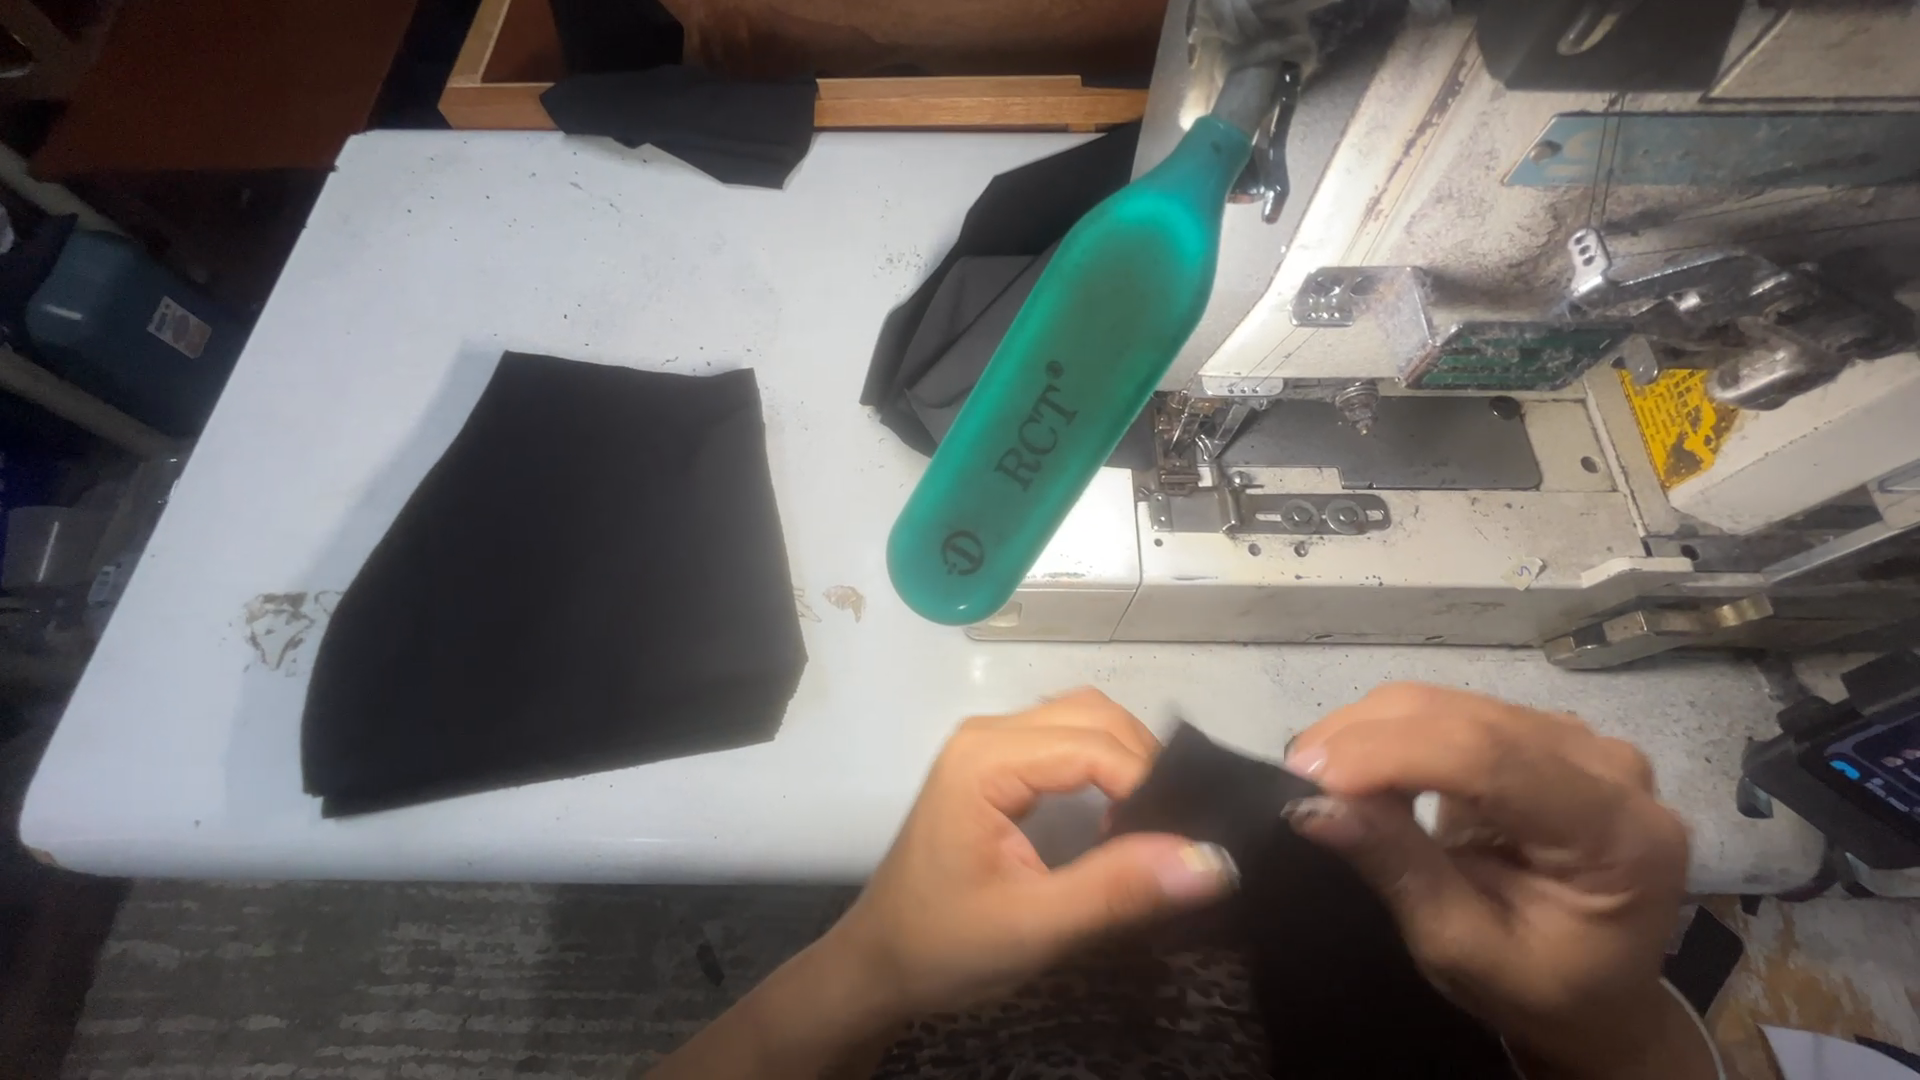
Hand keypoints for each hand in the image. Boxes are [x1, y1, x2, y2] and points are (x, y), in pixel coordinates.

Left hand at [821, 689, 1237, 1020]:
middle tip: (1176, 825)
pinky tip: (1119, 807)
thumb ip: (1118, 889)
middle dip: (1142, 758)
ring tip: (1153, 817)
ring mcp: (987, 744)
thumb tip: (1211, 860)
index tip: (1182, 840)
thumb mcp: (1035, 927)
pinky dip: (1102, 761)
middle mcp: (986, 733)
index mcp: (984, 759)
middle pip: (1088, 713)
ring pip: (1079, 717)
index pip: (1092, 744)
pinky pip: (1062, 738)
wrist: (880, 961)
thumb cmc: (945, 945)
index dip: (1146, 784)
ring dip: (1125, 755)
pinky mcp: (993, 762)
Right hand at [1282, 684, 1713, 1079]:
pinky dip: (1382, 730)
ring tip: (1316, 773)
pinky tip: (1354, 762)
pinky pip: (1439, 708)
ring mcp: (1571, 739)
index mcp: (1619, 834)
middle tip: (1294, 776)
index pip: (1490, 759)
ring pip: (1438, 702)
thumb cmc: (1538, 986)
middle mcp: (1605, 766)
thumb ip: (1397, 869)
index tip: (1306, 777)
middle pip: (1459, 719)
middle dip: (1362, 738)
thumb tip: (1312, 806)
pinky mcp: (1531, 729)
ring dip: (1363, 730)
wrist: (1594, 989)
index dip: (1389, 755)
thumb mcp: (1462, 948)